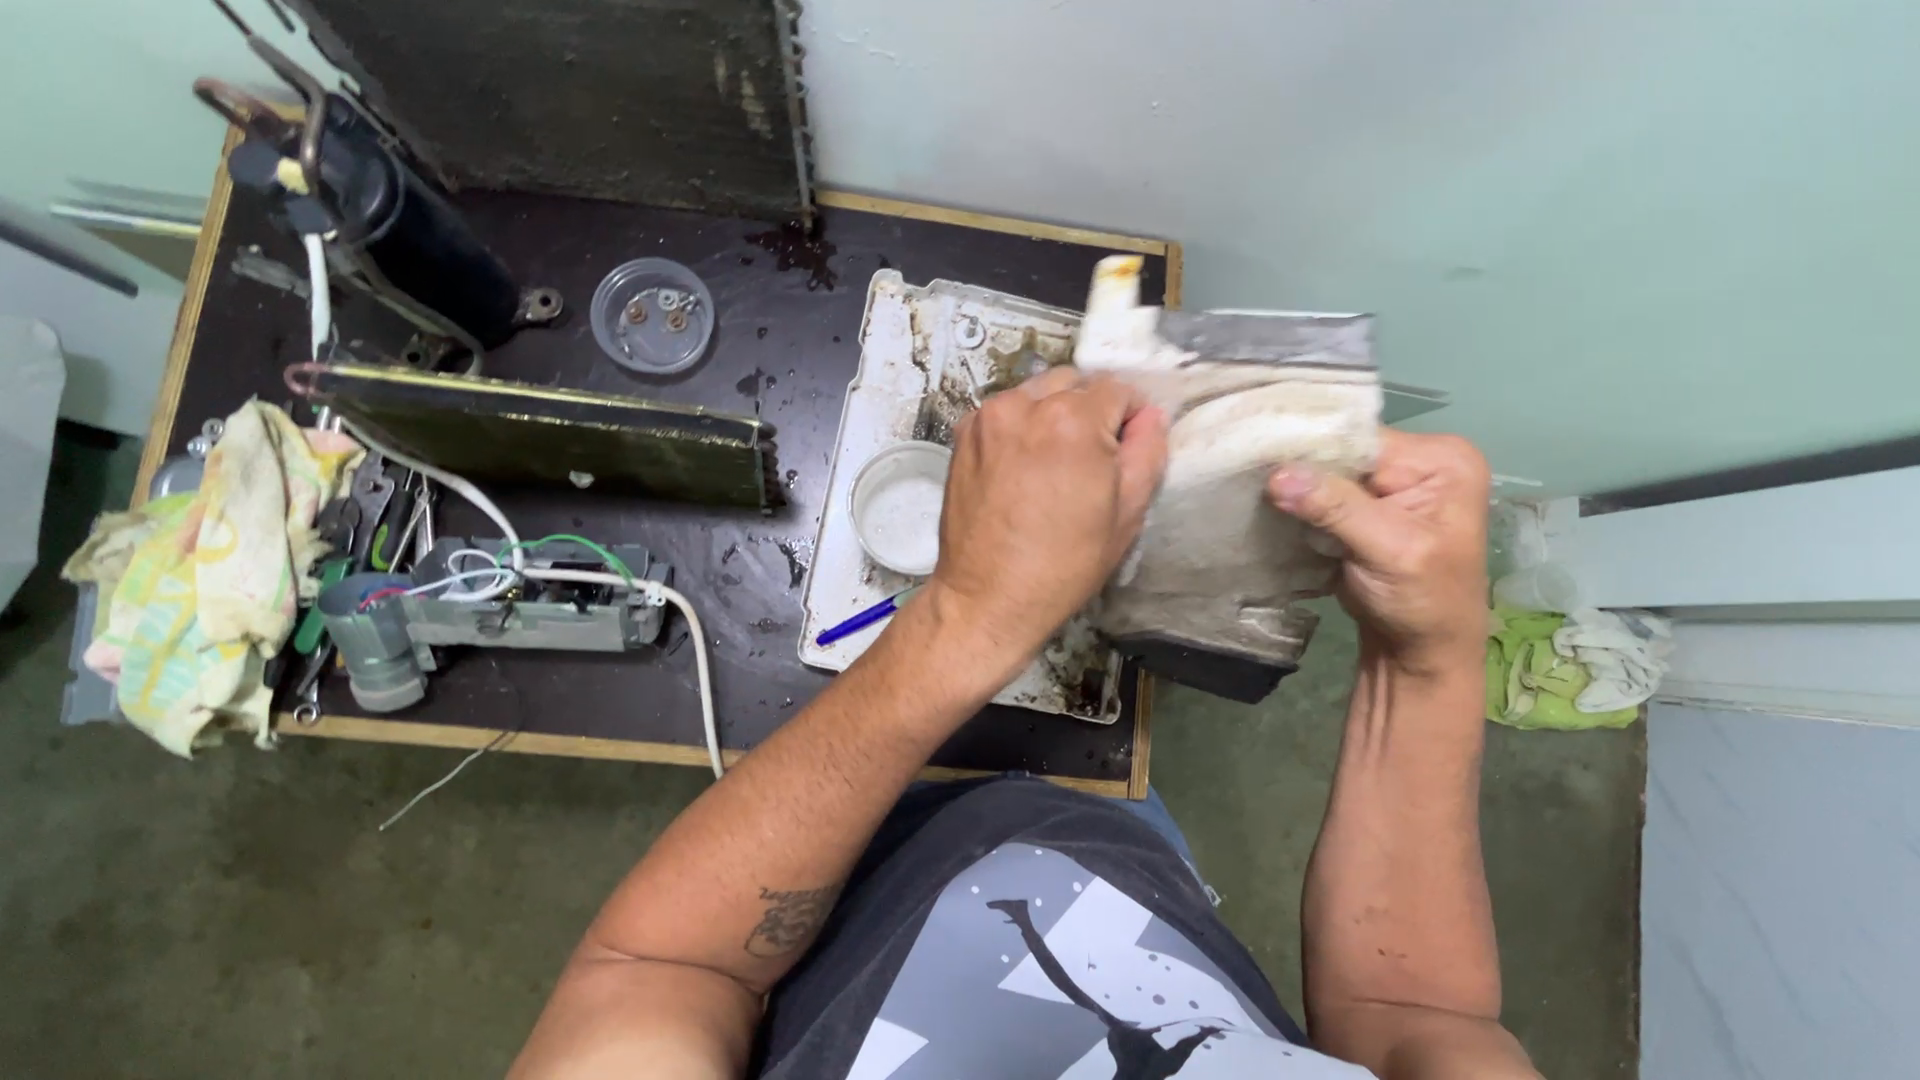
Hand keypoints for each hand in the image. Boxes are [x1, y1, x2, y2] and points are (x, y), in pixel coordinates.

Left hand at [926, 367, 1168, 677]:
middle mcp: (1024, 405)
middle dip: (1091, 412)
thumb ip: (1147, 451)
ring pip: (1037, 394)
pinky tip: (1023, 469)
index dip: (1130, 419)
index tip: (1124, 453)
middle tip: (1090, 462)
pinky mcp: (963, 435)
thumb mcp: (1127, 513)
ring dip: (1054, 415)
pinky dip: (1021, 428)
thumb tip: (1151, 416)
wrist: (988, 597)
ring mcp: (987, 418)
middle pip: (1075, 384)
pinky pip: (1006, 413)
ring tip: (1054, 466)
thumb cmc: (1063, 564)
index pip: (1118, 389)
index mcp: (1072, 420)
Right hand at [1267, 431, 1489, 676]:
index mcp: (1443, 459)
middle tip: (1253, 477)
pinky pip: (1324, 491)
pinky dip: (1300, 503)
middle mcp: (1421, 459)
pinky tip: (1277, 509)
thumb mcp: (1388, 550)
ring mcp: (1393, 482)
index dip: (1314, 450)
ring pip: (1328, 471)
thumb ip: (1336, 508)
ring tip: (1258, 494)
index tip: (1262, 459)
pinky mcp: (1366, 504)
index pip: (1362, 438)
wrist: (1420, 649)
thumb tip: (1278, 475)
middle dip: (1302, 468)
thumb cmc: (1423, 602)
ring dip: (1296, 487)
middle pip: (1343, 450)